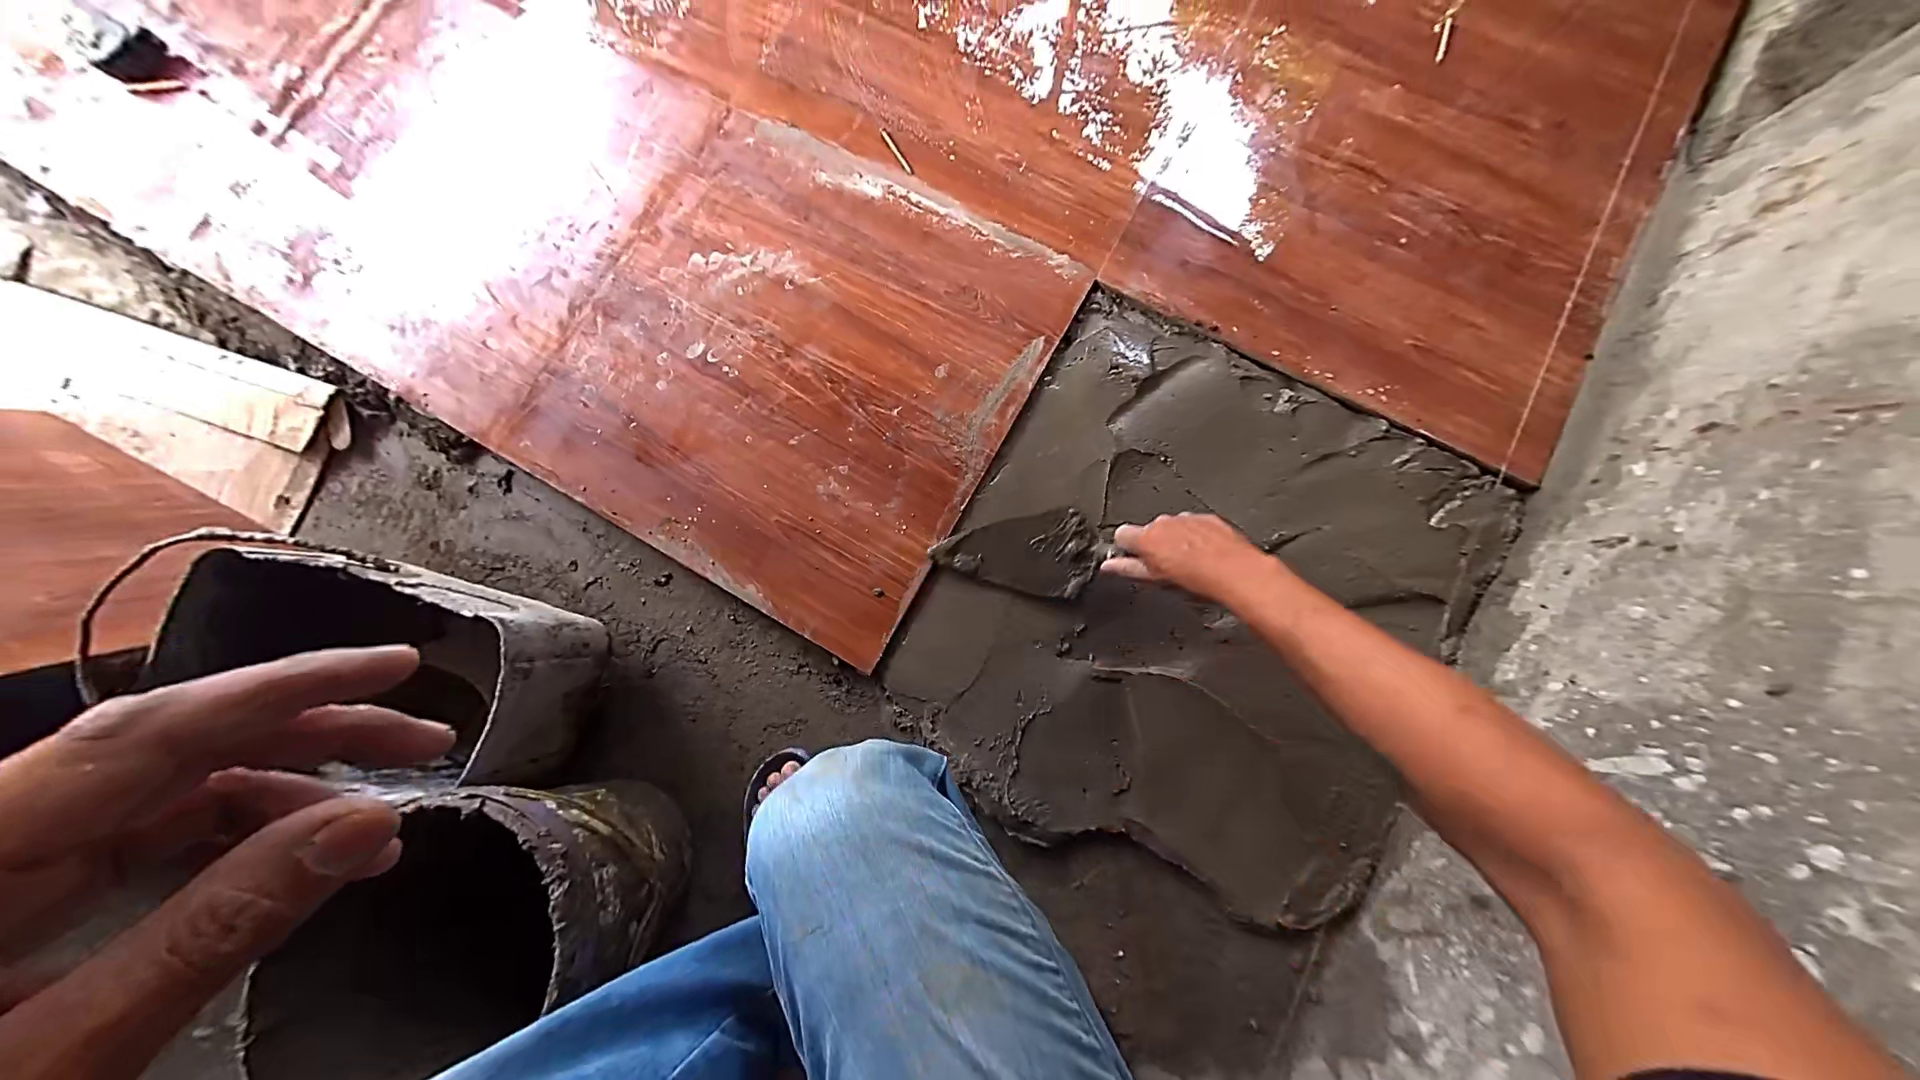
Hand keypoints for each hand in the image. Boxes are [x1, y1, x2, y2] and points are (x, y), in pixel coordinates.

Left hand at [0, 646, 453, 1079]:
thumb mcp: (56, 1059)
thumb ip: (215, 930)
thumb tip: (365, 824)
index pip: (159, 729)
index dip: (292, 682)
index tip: (399, 664)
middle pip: (181, 744)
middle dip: (318, 732)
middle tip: (423, 743)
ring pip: (176, 786)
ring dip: (293, 789)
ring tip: (378, 821)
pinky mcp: (14, 892)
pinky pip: (154, 834)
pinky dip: (245, 834)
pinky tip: (302, 858)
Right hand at [1102, 512, 1275, 602]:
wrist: (1235, 570)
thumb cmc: (1197, 577)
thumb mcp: (1155, 578)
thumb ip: (1128, 568)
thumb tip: (1110, 566)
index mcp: (1146, 536)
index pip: (1121, 534)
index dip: (1125, 547)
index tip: (1133, 558)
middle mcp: (1165, 522)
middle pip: (1149, 530)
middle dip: (1154, 544)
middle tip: (1165, 566)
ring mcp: (1187, 518)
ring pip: (1172, 527)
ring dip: (1176, 540)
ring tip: (1188, 562)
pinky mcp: (1207, 518)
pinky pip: (1194, 525)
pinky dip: (1196, 536)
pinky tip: (1204, 553)